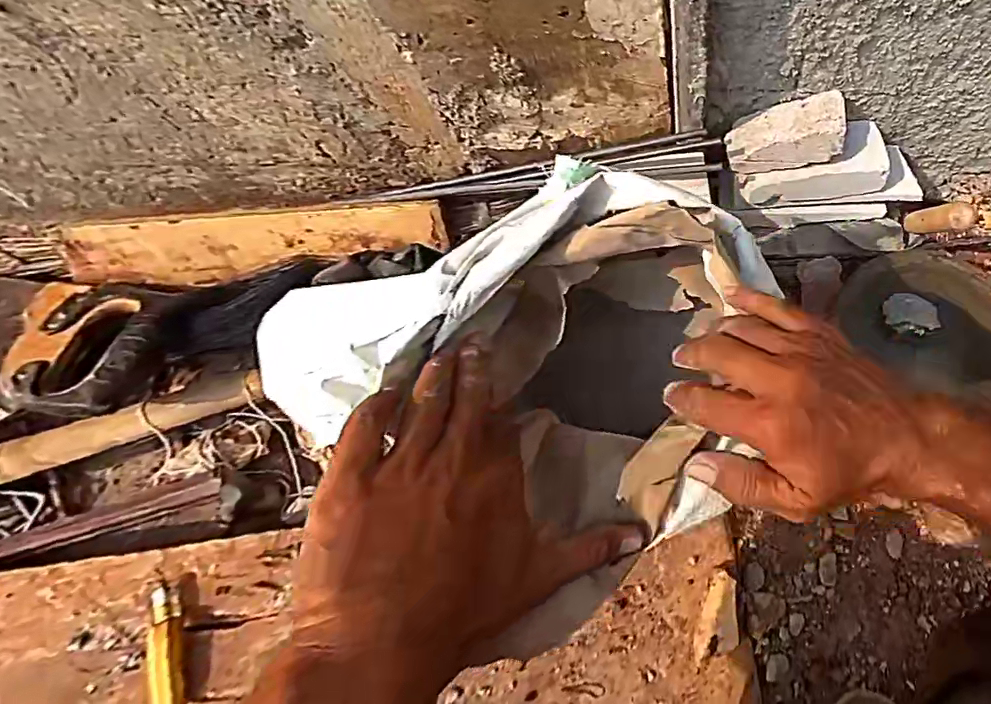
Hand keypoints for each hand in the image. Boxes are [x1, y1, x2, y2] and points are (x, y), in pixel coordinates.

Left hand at [276, 340, 643, 698]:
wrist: (378, 647)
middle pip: (466, 398)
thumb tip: (642, 533)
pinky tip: (385, 393)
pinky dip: (376, 407)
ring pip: (421, 405)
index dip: (504, 403)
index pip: (505, 422)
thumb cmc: (465, 609)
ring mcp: (399, 468)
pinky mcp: (349, 485)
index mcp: (498, 471)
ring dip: (432, 376)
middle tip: (473, 342)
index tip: (506, 389)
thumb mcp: (538, 575)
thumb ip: (591, 546)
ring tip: (439, 354)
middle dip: (472, 367)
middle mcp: (454, 456)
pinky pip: (362, 431)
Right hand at [663, 289, 940, 520]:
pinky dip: (754, 299)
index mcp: (769, 423)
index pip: (708, 402)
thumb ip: (742, 483)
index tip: (671, 395)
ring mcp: (802, 349)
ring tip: (702, 334)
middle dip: (693, 353)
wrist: (901, 435)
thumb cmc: (847, 472)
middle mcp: (780, 378)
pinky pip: (780, 308)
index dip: (683, 398)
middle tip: (680, 357)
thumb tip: (695, 465)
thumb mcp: (795, 501)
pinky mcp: (821, 333)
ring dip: (717, 328)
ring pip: (746, 327)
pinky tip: (734, 295)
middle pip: (721, 353)